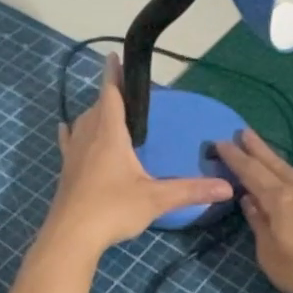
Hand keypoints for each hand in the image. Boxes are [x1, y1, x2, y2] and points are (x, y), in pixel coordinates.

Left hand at [46, 54, 233, 251]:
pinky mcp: (65, 171)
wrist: (71, 236)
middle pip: (98, 106)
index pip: (111, 94)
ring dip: (94, 114)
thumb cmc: (112, 209)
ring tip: (107, 113)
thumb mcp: (156, 199)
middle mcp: (88, 136)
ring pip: (82, 122)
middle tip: (127, 95)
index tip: (113, 56)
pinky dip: (72, 132)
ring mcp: (73, 153)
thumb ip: (191, 190)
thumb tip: (227, 187)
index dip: (113, 74)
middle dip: (110, 96)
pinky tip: (68, 130)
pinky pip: (69, 141)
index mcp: (110, 134)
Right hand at [214, 129, 292, 292]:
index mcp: (280, 199)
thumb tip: (250, 201)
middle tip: (244, 131)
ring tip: (266, 156)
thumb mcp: (269, 255)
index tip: (221, 142)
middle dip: (257, 148)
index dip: (235, 157)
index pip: (251, 172)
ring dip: (277, 162)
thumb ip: (258, 224)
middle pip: (275, 164)